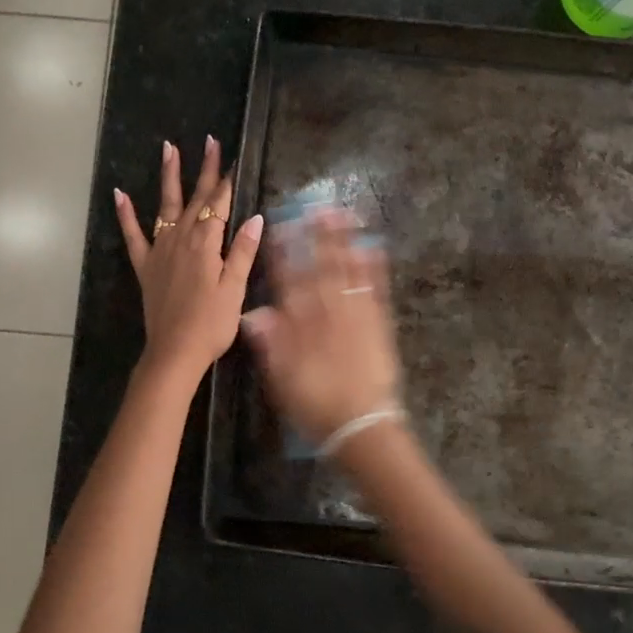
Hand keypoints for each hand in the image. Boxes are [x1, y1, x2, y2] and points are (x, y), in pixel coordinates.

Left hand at [113, 136, 263, 378]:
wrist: (174, 351)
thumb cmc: (211, 324)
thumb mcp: (234, 289)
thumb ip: (242, 251)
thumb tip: (256, 218)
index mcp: (206, 243)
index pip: (219, 203)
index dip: (228, 180)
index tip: (233, 156)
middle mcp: (181, 239)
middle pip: (196, 197)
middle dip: (205, 168)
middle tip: (209, 140)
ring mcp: (160, 250)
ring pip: (165, 206)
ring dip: (168, 177)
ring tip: (168, 149)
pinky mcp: (146, 266)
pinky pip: (133, 235)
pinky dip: (126, 214)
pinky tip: (120, 194)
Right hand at [240, 206, 401, 441]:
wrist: (361, 425)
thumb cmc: (315, 405)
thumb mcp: (281, 379)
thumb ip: (270, 344)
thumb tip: (254, 313)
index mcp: (301, 325)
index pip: (289, 282)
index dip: (285, 253)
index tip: (282, 227)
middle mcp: (328, 313)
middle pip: (321, 268)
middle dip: (317, 236)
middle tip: (316, 207)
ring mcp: (356, 315)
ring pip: (348, 271)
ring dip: (345, 241)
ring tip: (342, 213)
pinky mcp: (378, 324)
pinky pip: (376, 290)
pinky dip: (374, 267)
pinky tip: (373, 246)